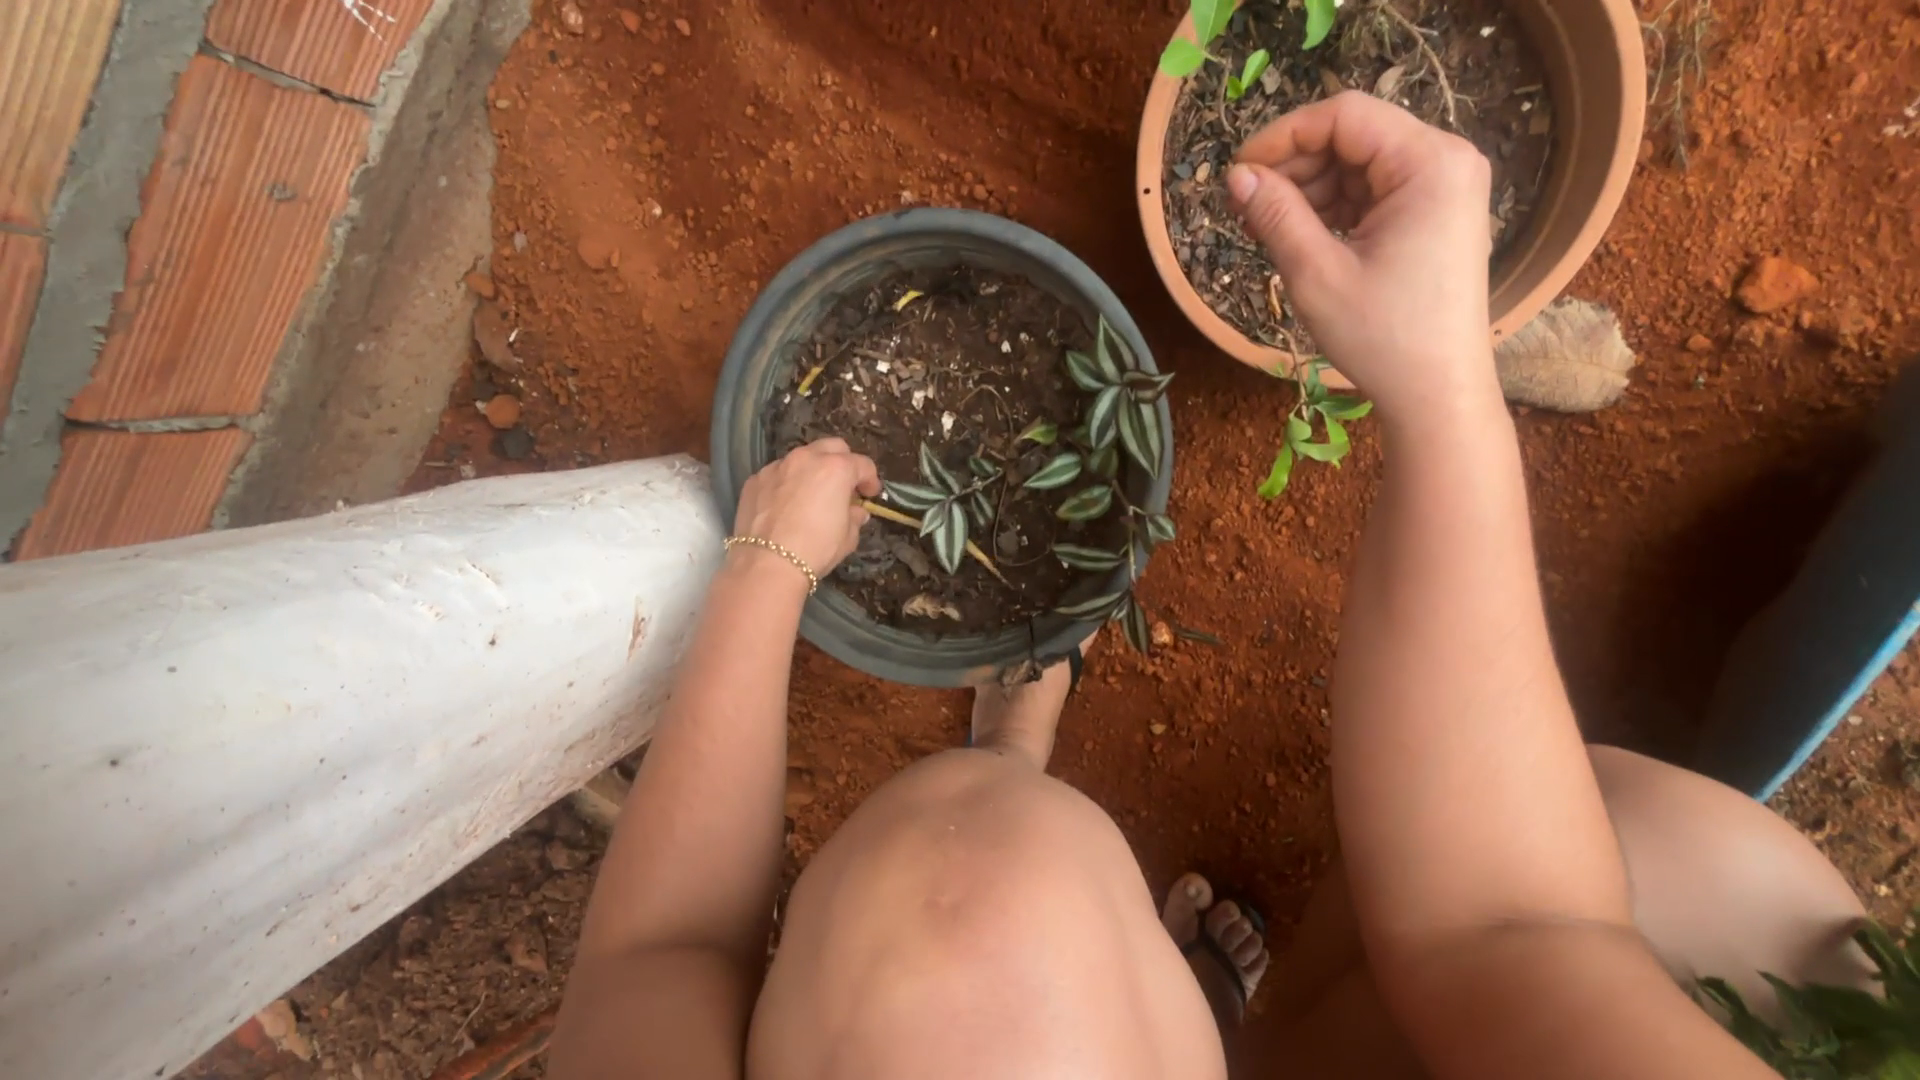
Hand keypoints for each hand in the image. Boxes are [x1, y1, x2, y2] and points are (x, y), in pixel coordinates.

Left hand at [732, 438, 879, 581]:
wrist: (766, 564)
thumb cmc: (815, 549)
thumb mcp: (848, 537)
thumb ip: (855, 517)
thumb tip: (856, 511)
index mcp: (836, 468)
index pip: (863, 464)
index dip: (870, 480)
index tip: (870, 495)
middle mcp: (806, 458)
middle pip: (832, 447)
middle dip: (843, 463)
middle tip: (843, 487)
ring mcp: (777, 467)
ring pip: (801, 458)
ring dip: (812, 471)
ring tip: (811, 495)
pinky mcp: (754, 480)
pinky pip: (777, 474)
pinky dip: (786, 483)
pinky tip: (785, 506)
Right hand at [1227, 92, 1498, 417]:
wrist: (1436, 391)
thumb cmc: (1381, 335)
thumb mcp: (1316, 274)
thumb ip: (1275, 215)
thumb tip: (1236, 176)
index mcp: (1429, 163)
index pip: (1345, 116)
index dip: (1283, 136)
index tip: (1236, 172)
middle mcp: (1445, 162)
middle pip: (1353, 138)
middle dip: (1294, 167)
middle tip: (1244, 207)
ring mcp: (1442, 190)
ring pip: (1358, 167)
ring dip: (1308, 191)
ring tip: (1265, 229)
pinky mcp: (1433, 218)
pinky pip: (1372, 194)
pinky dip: (1332, 210)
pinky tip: (1300, 238)